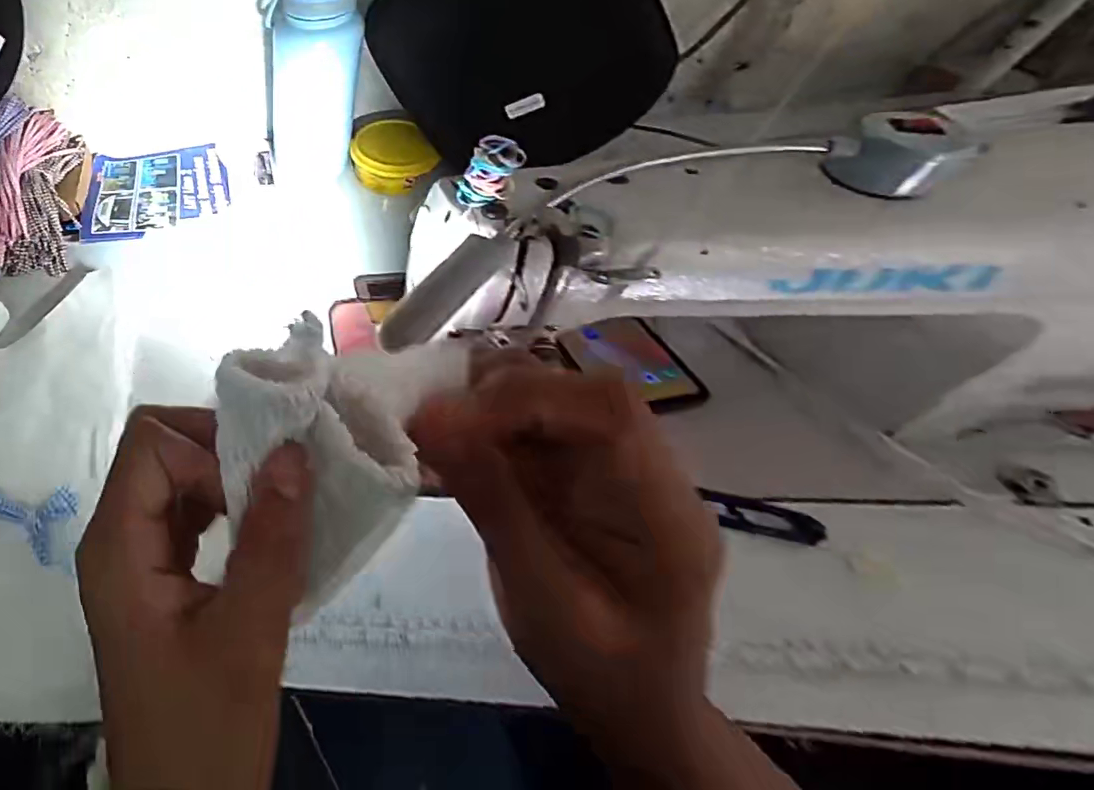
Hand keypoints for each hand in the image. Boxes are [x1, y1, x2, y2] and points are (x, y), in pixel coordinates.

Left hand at [77, 406, 313, 789]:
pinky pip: (184, 508)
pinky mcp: (154, 571)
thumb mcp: (247, 637)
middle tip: (274, 487)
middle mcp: (113, 536)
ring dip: (226, 477)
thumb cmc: (205, 733)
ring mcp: (131, 554)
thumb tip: (293, 452)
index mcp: (117, 545)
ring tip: (274, 507)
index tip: (256, 488)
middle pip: (158, 449)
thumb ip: (270, 540)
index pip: (150, 443)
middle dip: (219, 452)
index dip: (205, 449)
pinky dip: (224, 504)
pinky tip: (259, 531)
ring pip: (173, 474)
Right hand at [409, 353, 723, 745]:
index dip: (525, 397)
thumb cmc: (597, 669)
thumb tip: (429, 419)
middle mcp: (647, 468)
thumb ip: (492, 504)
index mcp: (664, 511)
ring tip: (437, 429)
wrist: (633, 703)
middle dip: (498, 395)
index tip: (449, 421)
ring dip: (487, 399)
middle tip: (431, 423)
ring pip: (552, 390)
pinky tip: (451, 442)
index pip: (608, 413)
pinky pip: (532, 417)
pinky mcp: (581, 463)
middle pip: (578, 390)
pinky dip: (484, 419)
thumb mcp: (539, 599)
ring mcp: (614, 460)